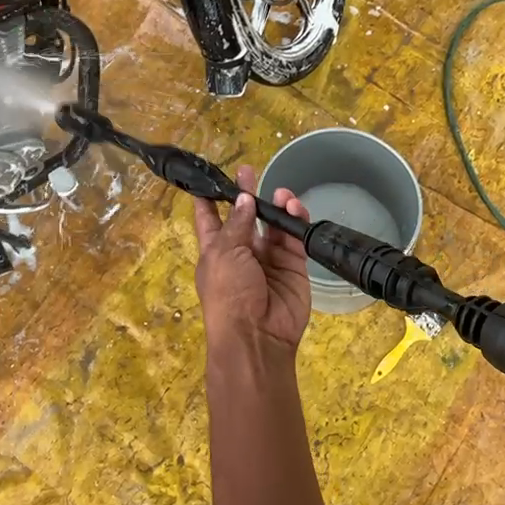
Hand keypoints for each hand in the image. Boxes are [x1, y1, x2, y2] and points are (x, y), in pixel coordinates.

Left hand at [192, 166, 312, 362]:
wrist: (257, 335)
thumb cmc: (229, 294)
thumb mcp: (224, 254)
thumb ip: (238, 224)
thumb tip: (245, 199)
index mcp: (215, 252)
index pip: (209, 220)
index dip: (208, 200)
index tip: (207, 177)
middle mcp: (242, 253)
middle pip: (245, 218)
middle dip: (246, 195)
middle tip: (249, 170)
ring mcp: (269, 259)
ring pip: (273, 225)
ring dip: (275, 206)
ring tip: (282, 192)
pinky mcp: (293, 265)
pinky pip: (295, 238)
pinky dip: (296, 221)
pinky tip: (295, 207)